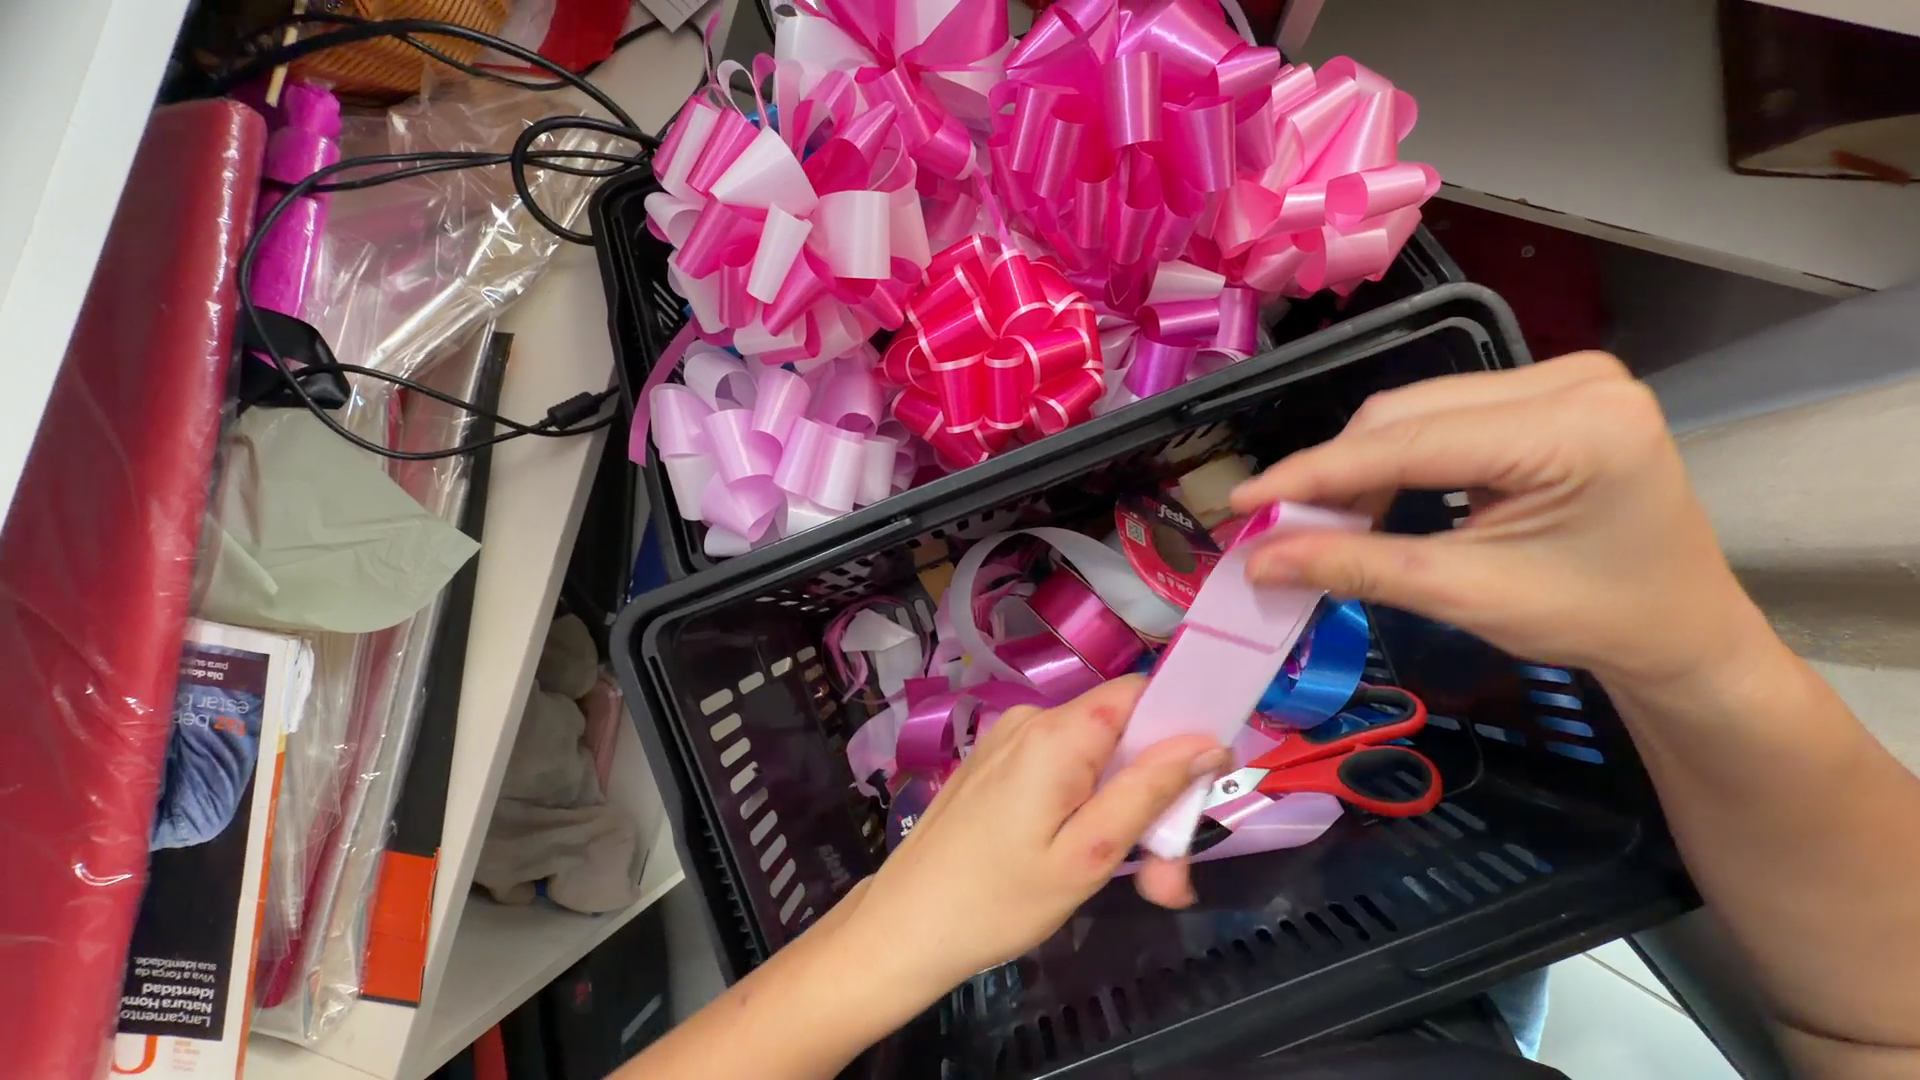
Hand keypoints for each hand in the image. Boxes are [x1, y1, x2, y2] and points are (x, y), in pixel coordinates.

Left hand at [835, 677, 1229, 999]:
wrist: (905, 925)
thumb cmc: (999, 899)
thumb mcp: (1088, 854)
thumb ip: (1149, 791)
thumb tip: (1207, 742)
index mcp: (1057, 733)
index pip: (1140, 692)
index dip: (1181, 725)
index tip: (1207, 781)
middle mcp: (1032, 720)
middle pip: (1121, 736)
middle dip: (1155, 797)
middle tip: (1167, 878)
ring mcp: (1009, 741)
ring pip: (1094, 760)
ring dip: (1124, 811)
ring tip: (1137, 883)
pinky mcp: (996, 764)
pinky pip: (1060, 771)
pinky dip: (1086, 808)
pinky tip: (1087, 860)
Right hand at [1229, 352, 1764, 689]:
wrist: (1679, 628)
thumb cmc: (1593, 619)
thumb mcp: (1468, 596)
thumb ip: (1357, 567)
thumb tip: (1258, 562)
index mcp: (1575, 428)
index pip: (1409, 442)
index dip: (1314, 475)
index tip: (1242, 504)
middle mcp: (1571, 380)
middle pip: (1405, 414)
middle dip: (1332, 473)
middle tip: (1278, 527)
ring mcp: (1562, 378)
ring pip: (1412, 411)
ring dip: (1355, 467)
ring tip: (1320, 521)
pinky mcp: (1545, 394)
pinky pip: (1436, 417)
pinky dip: (1389, 461)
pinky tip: (1367, 498)